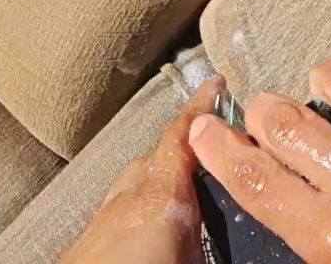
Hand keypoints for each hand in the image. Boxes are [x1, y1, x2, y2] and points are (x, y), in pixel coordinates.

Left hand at [60, 77, 222, 263]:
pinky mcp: (77, 249)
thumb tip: (253, 246)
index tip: (215, 84)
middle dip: (179, 160)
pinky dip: (128, 221)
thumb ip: (211, 237)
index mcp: (161, 202)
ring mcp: (97, 225)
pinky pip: (109, 219)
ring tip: (174, 214)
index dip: (200, 106)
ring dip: (151, 191)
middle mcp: (126, 203)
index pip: (181, 137)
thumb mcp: (194, 259)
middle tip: (206, 173)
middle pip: (154, 161)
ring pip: (128, 190)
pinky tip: (139, 248)